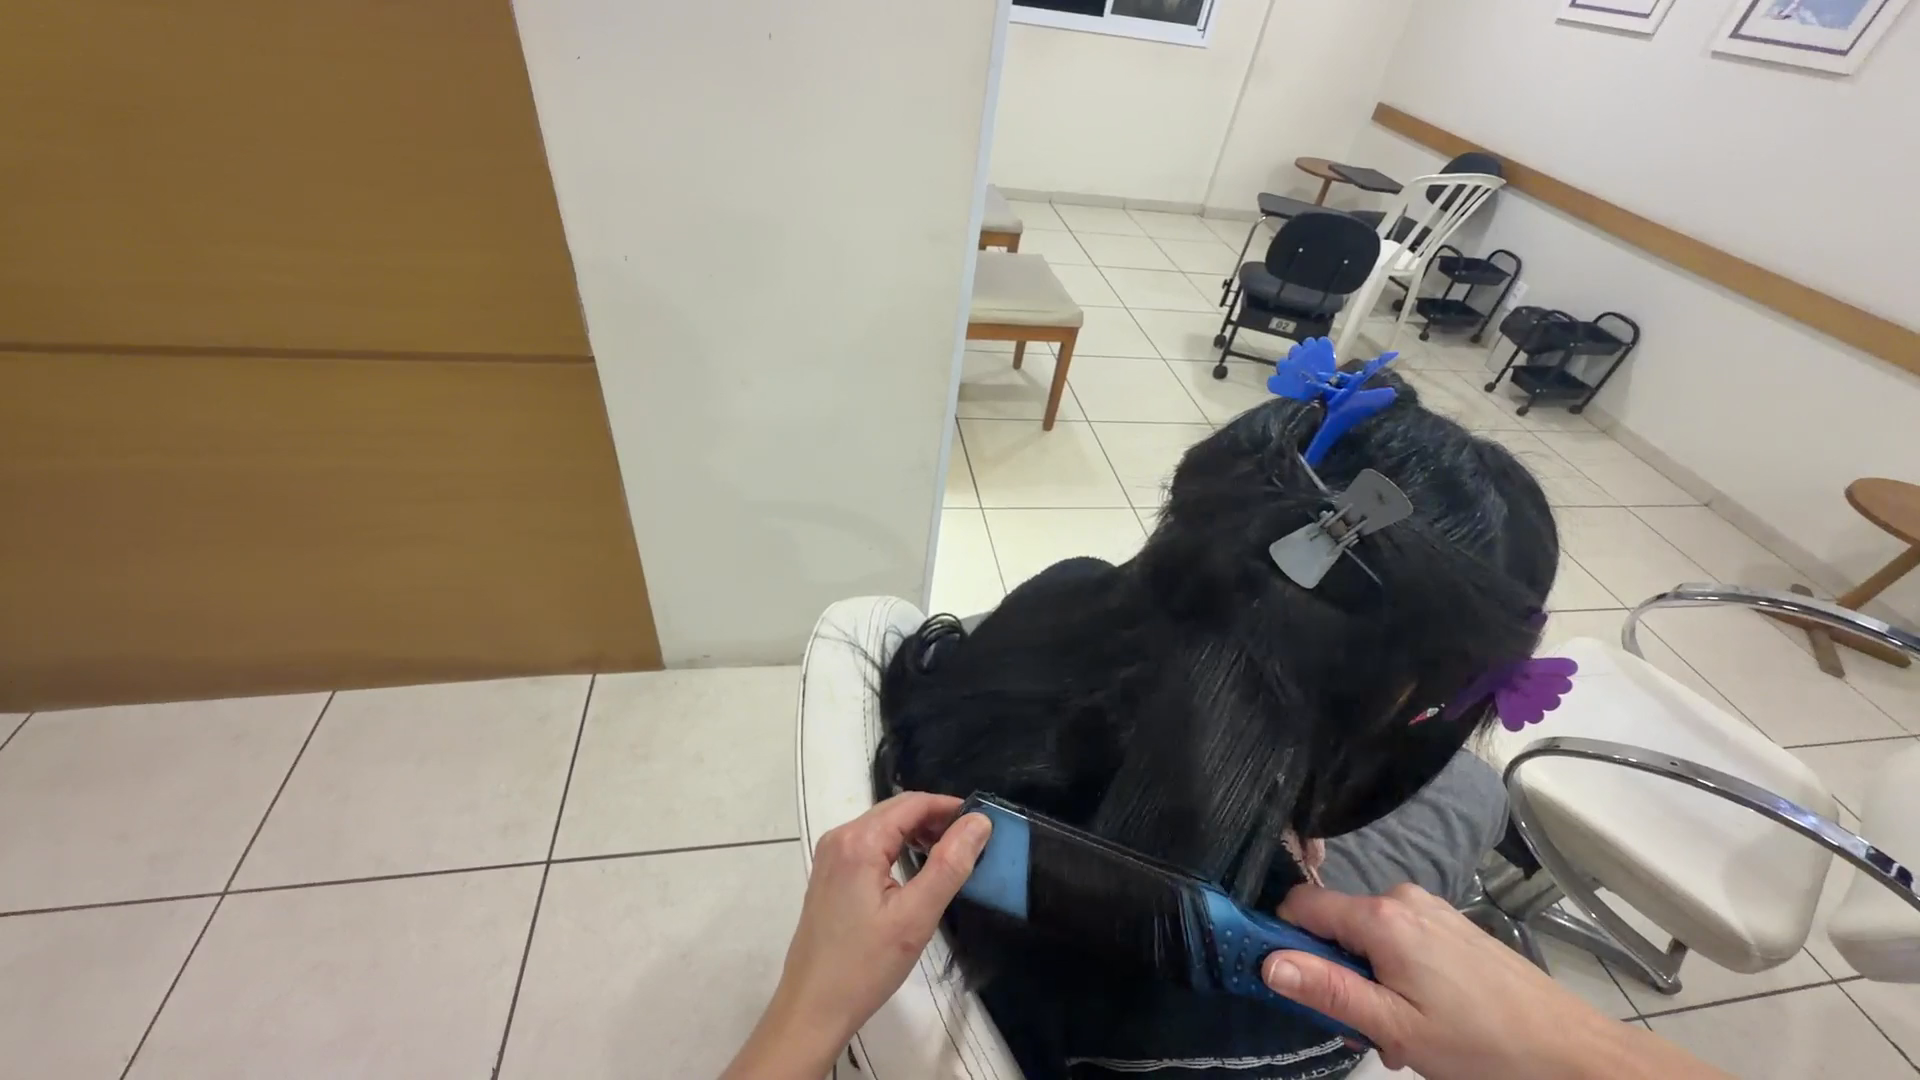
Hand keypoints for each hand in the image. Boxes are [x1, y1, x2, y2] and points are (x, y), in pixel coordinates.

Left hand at [722, 793, 991, 1079]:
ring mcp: (831, 855)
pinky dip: (897, 847)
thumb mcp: (916, 917)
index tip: (982, 824)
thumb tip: (979, 821)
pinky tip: (916, 870)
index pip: (913, 803)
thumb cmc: (865, 966)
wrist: (812, 1010)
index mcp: (859, 840)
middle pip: (897, 810)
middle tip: (971, 844)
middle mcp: (840, 837)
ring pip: (884, 827)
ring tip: (950, 857)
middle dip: (935, 819)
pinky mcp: (829, 873)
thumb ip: (950, 864)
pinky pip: (870, 844)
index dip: (950, 807)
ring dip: (918, 833)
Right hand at [1260, 884, 1729, 1079]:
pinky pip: (1400, 936)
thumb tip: (1267, 962)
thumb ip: (1328, 990)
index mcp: (1379, 917)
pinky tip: (1429, 1014)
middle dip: (1338, 972)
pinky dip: (1398, 971)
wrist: (1581, 1057)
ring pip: (1368, 934)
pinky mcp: (1452, 923)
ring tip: (1405, 1032)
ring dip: (1370, 977)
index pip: (1300, 905)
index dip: (1287, 940)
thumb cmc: (1483, 1046)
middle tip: (1368, 1030)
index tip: (1300, 985)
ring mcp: (1430, 908)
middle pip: (1336, 923)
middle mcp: (1400, 897)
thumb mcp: (1396, 1028)